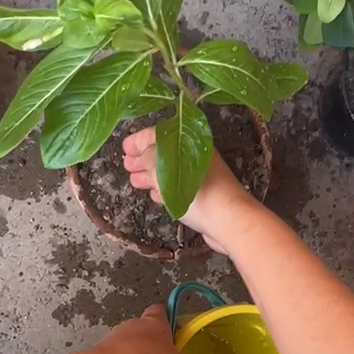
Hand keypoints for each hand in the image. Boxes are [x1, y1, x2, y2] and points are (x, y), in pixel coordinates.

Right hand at [122, 128, 255, 254]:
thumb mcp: (164, 169)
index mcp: (188, 141)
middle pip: (164, 153)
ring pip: (170, 172)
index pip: (158, 134)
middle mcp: (194, 155)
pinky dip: (165, 190)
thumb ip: (148, 158)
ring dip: (151, 176)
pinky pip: (179, 188)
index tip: (124, 148)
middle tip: (127, 166)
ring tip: (135, 182)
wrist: (229, 220)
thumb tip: (141, 155)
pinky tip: (155, 196)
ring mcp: (199, 176)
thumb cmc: (196, 192)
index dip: (138, 140)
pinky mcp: (203, 196)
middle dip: (143, 159)